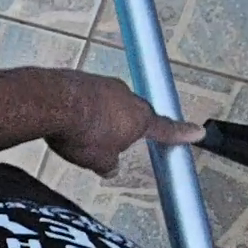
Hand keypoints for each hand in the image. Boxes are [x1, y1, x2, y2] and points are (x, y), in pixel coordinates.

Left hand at [44, 72, 204, 176]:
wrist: (50, 102)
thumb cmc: (81, 134)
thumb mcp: (97, 160)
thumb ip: (108, 164)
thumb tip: (111, 169)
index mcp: (140, 119)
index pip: (165, 129)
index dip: (180, 133)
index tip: (197, 132)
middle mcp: (126, 97)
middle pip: (132, 113)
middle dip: (123, 126)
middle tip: (106, 139)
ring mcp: (103, 84)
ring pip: (107, 102)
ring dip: (97, 115)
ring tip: (77, 130)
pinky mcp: (80, 77)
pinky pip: (84, 95)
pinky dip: (78, 106)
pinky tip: (64, 116)